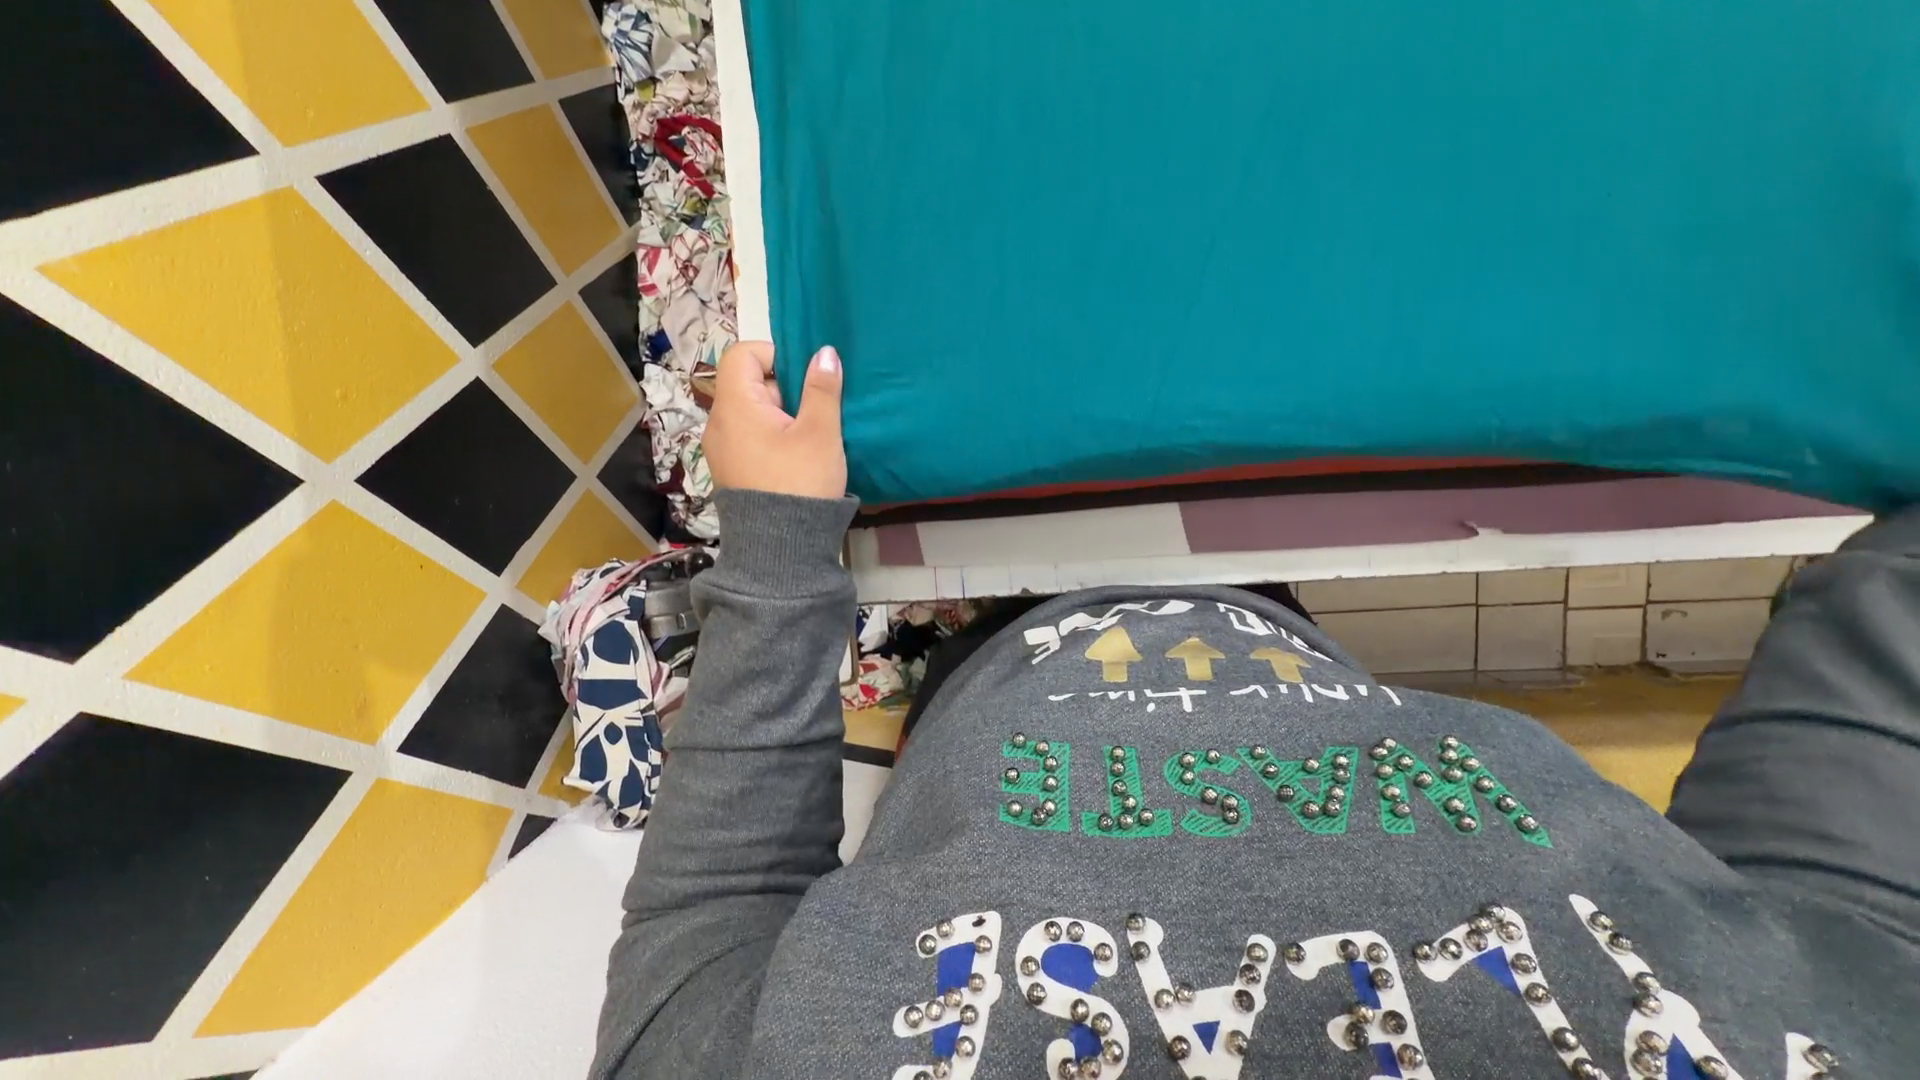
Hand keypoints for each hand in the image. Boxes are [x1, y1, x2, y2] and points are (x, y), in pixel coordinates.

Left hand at [704, 341, 846, 498]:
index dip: (775, 354)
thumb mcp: (820, 432)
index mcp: (734, 406)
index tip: (805, 378)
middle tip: (814, 412)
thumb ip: (822, 388)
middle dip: (784, 389)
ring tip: (810, 437)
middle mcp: (719, 423)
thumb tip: (824, 352)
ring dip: (782, 415)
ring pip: (752, 413)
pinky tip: (796, 457)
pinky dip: (772, 436)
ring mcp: (721, 449)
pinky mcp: (731, 471)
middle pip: (748, 383)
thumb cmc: (800, 483)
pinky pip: (750, 437)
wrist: (780, 549)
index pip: (742, 354)